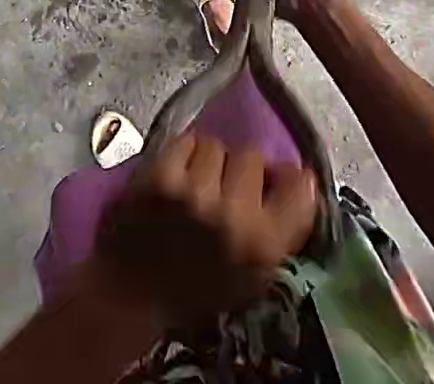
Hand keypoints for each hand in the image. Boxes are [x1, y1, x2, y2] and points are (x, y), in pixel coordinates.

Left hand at [92, 133, 316, 325]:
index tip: (276, 179)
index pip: (299, 188)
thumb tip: (298, 174)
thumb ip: (280, 226)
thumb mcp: (254, 273)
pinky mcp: (161, 176)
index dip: (288, 177)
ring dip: (211, 161)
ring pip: (217, 145)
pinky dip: (185, 154)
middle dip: (242, 169)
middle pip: (252, 156)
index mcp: (263, 246)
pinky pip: (187, 142)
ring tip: (199, 181)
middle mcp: (233, 215)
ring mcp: (195, 192)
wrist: (134, 292)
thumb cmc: (198, 287)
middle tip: (227, 185)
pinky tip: (179, 173)